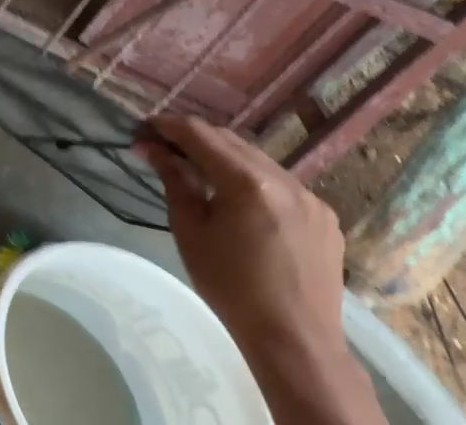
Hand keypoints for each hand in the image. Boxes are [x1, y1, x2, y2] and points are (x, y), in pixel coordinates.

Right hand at [137, 114, 347, 360]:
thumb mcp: (189, 228)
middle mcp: (285, 181)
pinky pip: (281, 183)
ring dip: (222, 155)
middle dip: (192, 137)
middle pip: (230, 140)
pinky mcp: (325, 217)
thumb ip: (174, 180)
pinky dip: (251, 177)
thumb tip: (150, 147)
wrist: (295, 338)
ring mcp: (312, 199)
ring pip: (257, 159)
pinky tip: (236, 197)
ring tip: (194, 169)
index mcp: (248, 182)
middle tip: (160, 147)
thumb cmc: (230, 284)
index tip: (141, 130)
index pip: (200, 134)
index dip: (166, 126)